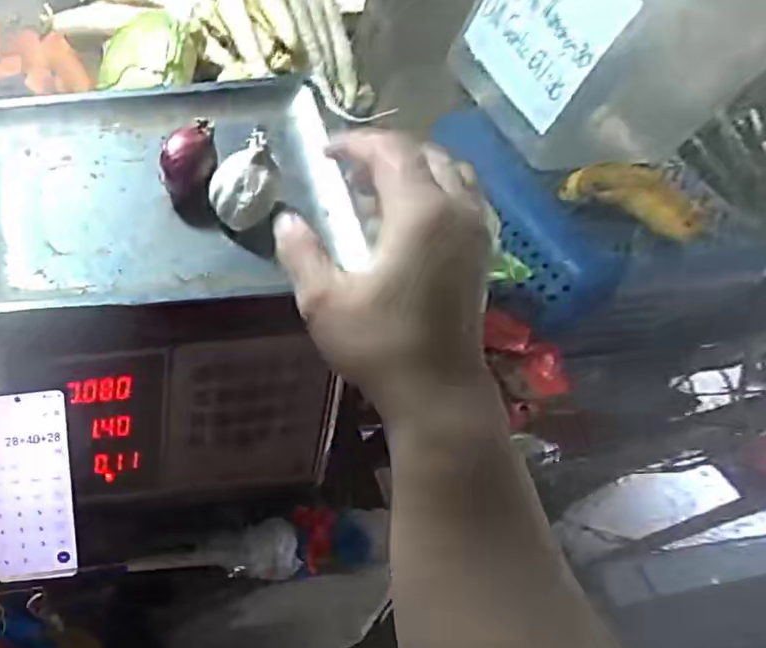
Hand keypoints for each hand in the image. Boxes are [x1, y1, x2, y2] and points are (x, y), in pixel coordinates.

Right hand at [276, 132, 496, 425]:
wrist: (434, 385)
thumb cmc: (376, 344)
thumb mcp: (323, 302)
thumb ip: (303, 255)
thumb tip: (285, 220)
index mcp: (420, 212)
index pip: (391, 153)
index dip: (356, 144)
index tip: (325, 151)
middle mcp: (458, 207)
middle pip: (425, 154)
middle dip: (383, 153)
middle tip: (345, 170)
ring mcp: (476, 227)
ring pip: (449, 173)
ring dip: (410, 170)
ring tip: (372, 191)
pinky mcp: (480, 250)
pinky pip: (460, 197)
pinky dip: (430, 191)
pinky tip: (404, 219)